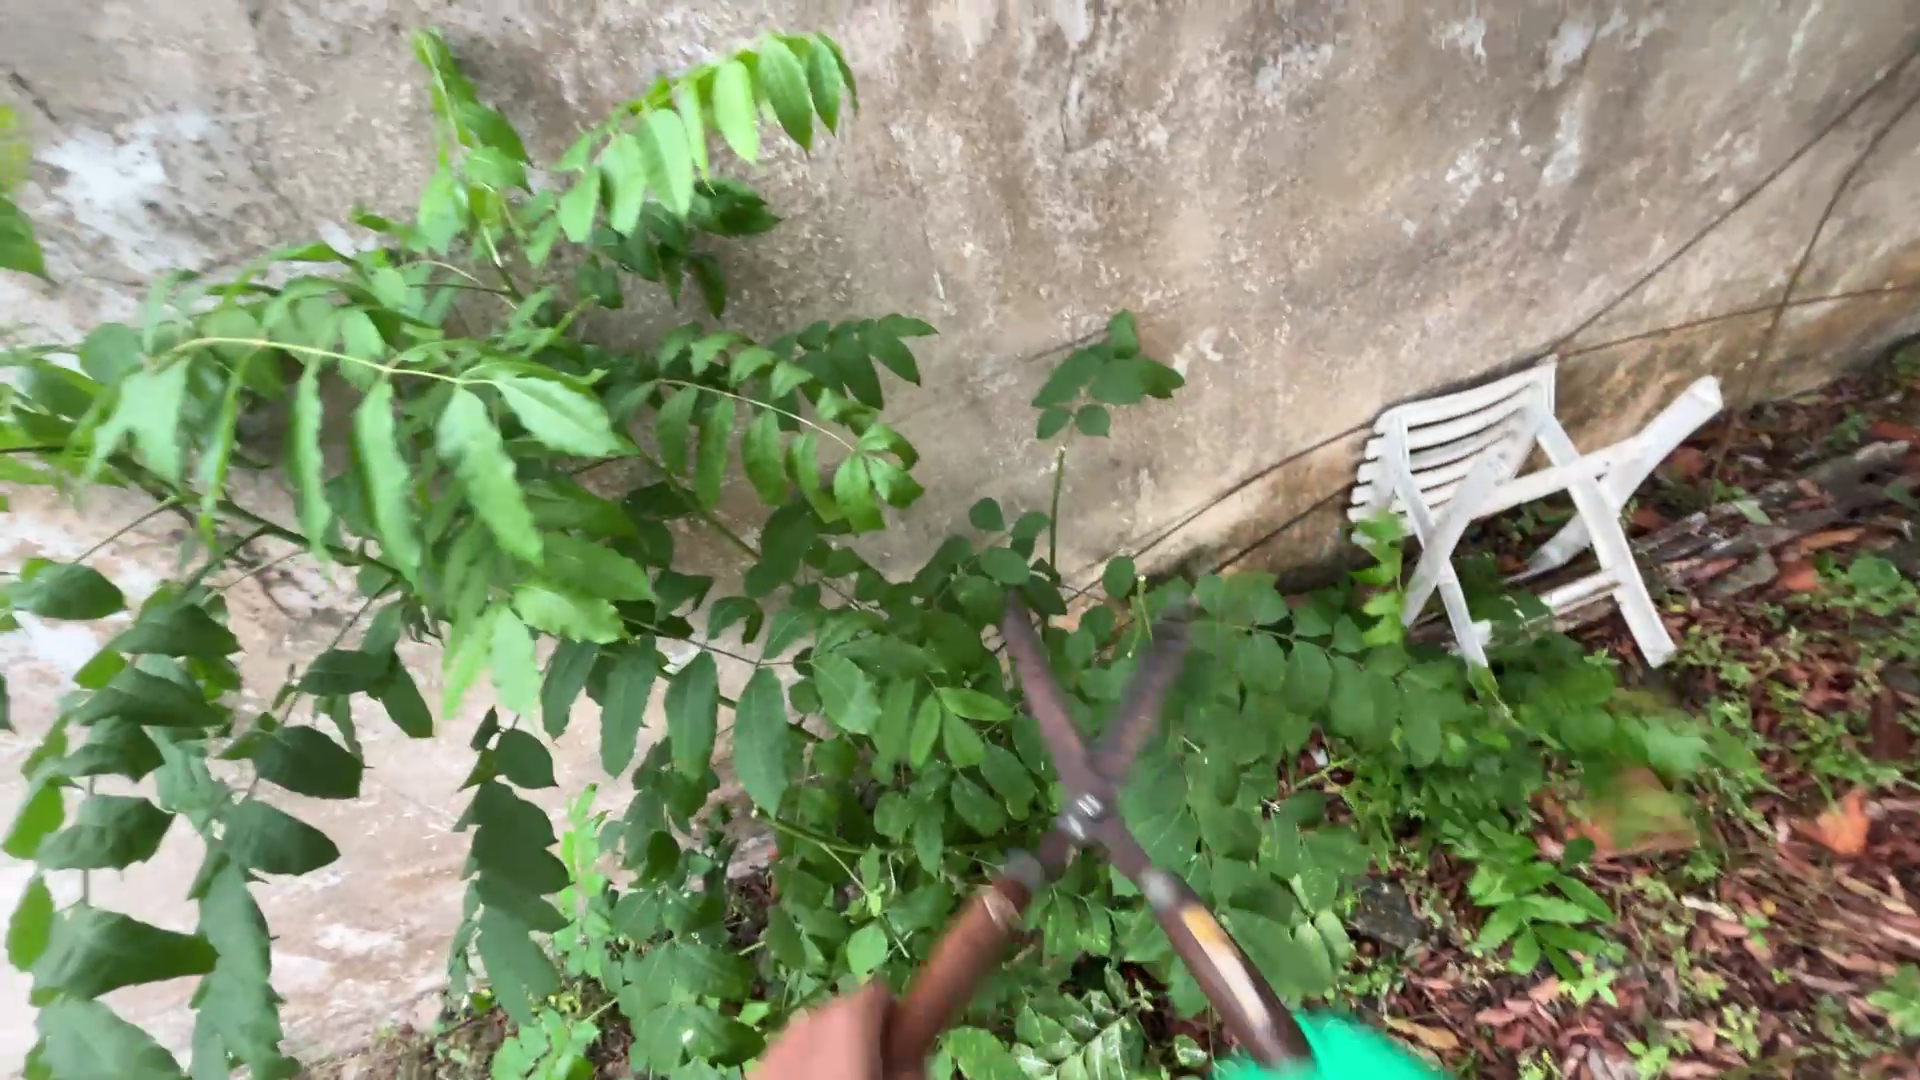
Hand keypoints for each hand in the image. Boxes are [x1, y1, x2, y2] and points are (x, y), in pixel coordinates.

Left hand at [750, 982, 908, 1079]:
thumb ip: (910, 1068)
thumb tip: (909, 1060)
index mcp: (850, 1017)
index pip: (882, 993)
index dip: (893, 1022)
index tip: (895, 1056)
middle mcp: (812, 1017)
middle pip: (846, 1013)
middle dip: (859, 1041)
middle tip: (868, 1078)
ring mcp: (778, 1043)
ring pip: (815, 1037)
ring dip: (827, 1057)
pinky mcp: (756, 1069)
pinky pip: (789, 1060)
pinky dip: (800, 1074)